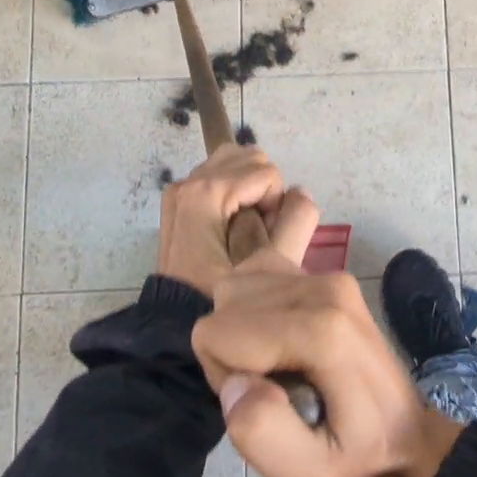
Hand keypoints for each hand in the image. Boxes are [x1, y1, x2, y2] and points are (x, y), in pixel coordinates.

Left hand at [157, 144, 318, 297]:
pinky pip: (219, 172)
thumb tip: (303, 193)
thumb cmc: (219, 294)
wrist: (174, 318)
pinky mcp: (180, 196)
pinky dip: (236, 188)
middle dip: (265, 189)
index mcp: (207, 193)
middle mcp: (190, 181)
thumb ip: (295, 224)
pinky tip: (235, 222)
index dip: (276, 203)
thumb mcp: (266, 264)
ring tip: (250, 222)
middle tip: (260, 228)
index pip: (266, 173)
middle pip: (251, 157)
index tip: (265, 236)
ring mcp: (181, 187)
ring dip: (252, 185)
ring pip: (235, 159)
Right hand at [193, 253, 463, 476]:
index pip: (215, 333)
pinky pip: (261, 272)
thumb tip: (236, 383)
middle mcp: (326, 289)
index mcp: (321, 333)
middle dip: (232, 351)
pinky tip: (281, 339)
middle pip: (226, 303)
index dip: (224, 378)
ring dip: (242, 329)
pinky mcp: (329, 276)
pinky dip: (257, 305)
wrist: (410, 443)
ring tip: (279, 368)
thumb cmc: (358, 463)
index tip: (264, 404)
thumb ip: (261, 434)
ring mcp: (330, 277)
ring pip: (239, 287)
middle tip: (273, 390)